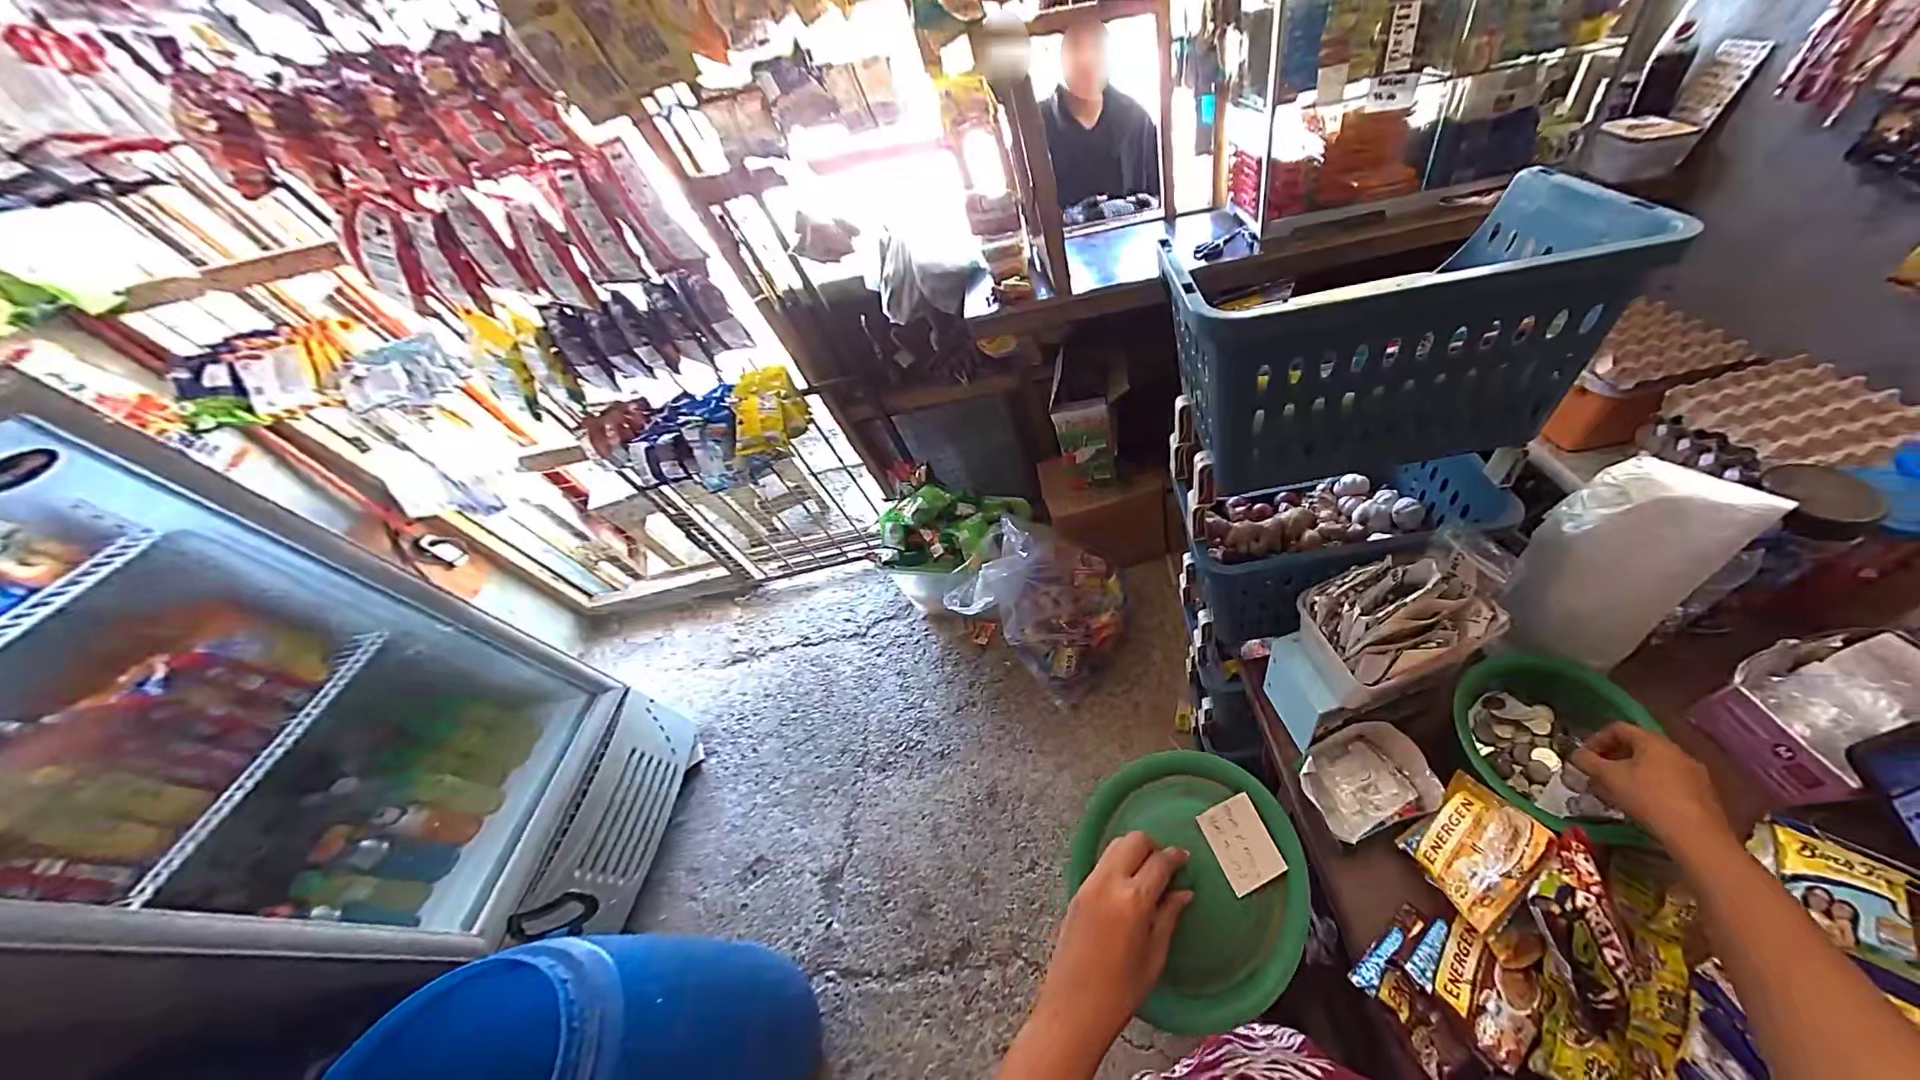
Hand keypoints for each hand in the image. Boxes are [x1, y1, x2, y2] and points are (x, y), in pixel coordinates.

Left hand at [1034, 832, 1192, 1046]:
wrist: (1074, 1005)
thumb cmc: (1120, 991)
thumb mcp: (1154, 955)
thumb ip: (1169, 916)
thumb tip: (1183, 893)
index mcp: (1133, 900)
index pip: (1159, 862)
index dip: (1176, 857)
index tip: (1185, 858)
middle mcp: (1108, 883)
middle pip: (1132, 840)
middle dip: (1152, 845)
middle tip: (1166, 862)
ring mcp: (1089, 884)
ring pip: (1114, 846)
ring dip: (1133, 850)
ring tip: (1148, 872)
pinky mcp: (1077, 891)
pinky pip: (1101, 864)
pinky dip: (1117, 863)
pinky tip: (1128, 884)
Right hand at [1573, 723, 1733, 850]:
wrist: (1697, 836)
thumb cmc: (1647, 798)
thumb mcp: (1606, 776)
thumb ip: (1585, 760)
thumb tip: (1577, 754)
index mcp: (1654, 742)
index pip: (1618, 728)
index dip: (1595, 739)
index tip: (1584, 757)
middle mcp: (1677, 752)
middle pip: (1637, 746)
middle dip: (1612, 757)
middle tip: (1596, 772)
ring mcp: (1695, 773)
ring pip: (1653, 764)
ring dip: (1629, 772)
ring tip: (1616, 789)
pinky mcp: (1704, 794)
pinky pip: (1668, 780)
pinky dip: (1649, 784)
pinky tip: (1641, 801)